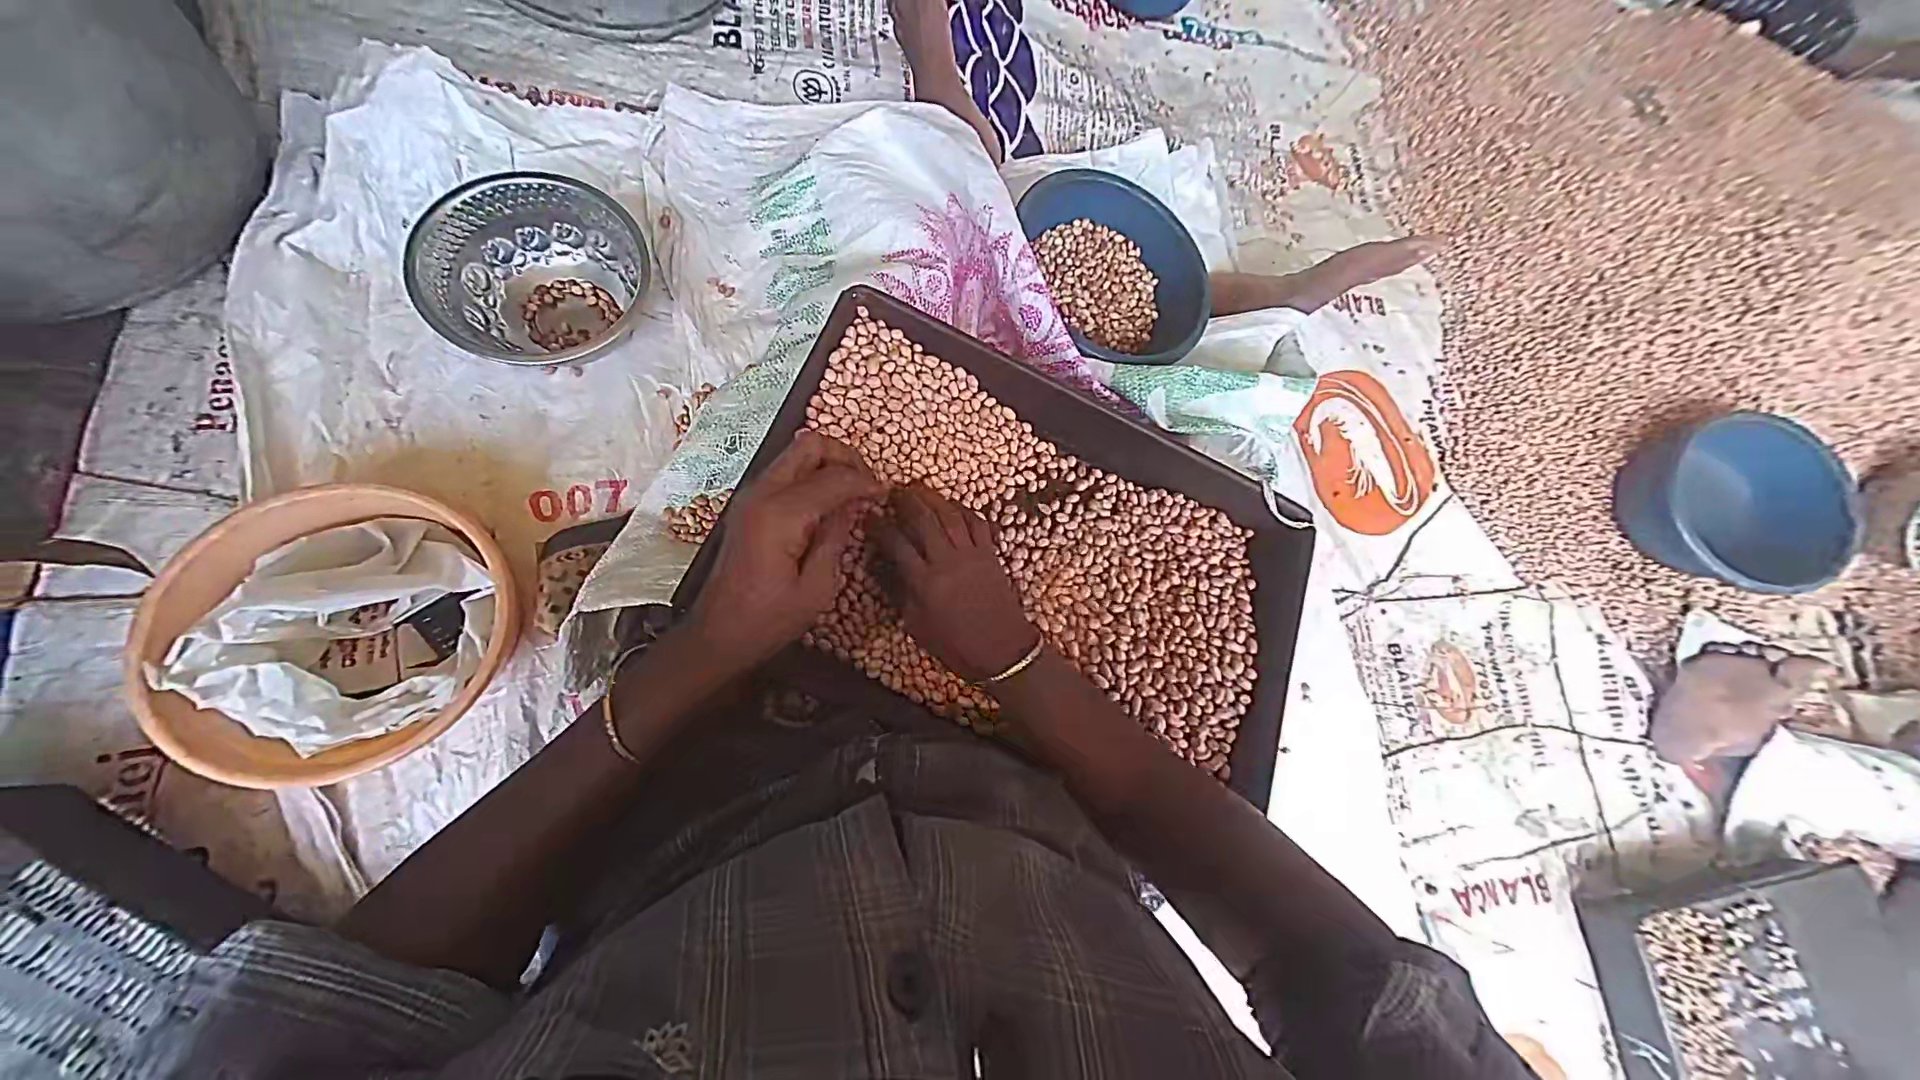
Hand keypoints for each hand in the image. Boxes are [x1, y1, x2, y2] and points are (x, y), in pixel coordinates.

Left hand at [684, 430, 882, 671]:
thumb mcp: (817, 588)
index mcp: (780, 515)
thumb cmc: (768, 620)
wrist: (717, 633)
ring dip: (828, 464)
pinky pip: (786, 472)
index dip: (866, 482)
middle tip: (867, 484)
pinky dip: (812, 476)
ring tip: (852, 494)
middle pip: (810, 444)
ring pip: (796, 453)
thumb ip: (836, 538)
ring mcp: (751, 496)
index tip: (886, 494)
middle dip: (845, 457)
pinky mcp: (749, 505)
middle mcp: (762, 494)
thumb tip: (854, 505)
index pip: (834, 478)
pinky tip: (829, 504)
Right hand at [873, 484, 1038, 681]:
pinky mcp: (991, 554)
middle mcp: (947, 562)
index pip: (897, 544)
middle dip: (906, 501)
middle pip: (924, 519)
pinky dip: (964, 510)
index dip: (879, 527)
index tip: (869, 516)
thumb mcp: (918, 627)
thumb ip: (903, 595)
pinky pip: (977, 523)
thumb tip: (891, 570)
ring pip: (950, 515)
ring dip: (933, 498)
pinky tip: (953, 506)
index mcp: (925, 583)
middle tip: (893, 491)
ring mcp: (972, 555)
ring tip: (918, 488)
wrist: (1003, 651)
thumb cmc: (957, 646)